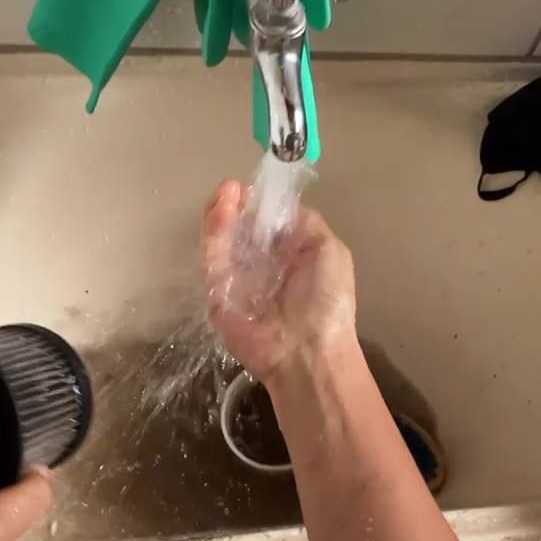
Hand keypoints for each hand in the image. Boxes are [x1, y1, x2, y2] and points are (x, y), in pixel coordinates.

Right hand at [199, 179, 357, 381]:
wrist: (308, 352)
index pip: (268, 223)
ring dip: (221, 212)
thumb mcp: (329, 251)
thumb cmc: (327, 301)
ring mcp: (237, 279)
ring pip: (222, 239)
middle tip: (236, 188)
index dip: (261, 203)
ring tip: (227, 191)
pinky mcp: (217, 293)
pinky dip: (213, 231)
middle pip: (241, 228)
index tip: (257, 188)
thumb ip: (305, 224)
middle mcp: (262, 266)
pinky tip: (222, 209)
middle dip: (237, 205)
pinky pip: (211, 258)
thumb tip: (280, 206)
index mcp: (289, 256)